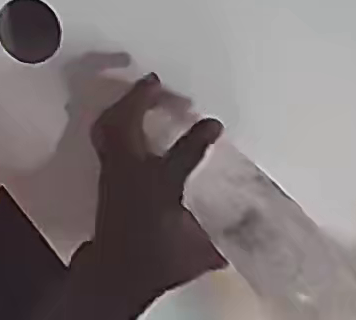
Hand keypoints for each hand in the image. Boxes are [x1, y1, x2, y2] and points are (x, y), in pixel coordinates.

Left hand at [68, 74, 226, 313]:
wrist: (115, 272)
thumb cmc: (157, 260)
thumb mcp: (196, 251)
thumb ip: (222, 231)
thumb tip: (252, 221)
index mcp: (158, 187)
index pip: (183, 154)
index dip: (200, 135)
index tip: (215, 123)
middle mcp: (130, 170)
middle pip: (130, 121)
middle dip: (144, 97)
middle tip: (160, 83)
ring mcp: (112, 166)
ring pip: (112, 121)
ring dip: (127, 101)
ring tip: (144, 88)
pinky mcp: (104, 167)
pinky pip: (104, 130)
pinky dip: (115, 114)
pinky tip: (124, 109)